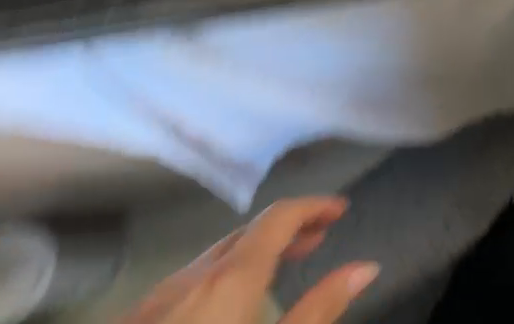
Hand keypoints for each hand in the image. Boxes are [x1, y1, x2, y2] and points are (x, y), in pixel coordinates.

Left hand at [122, 198, 376, 323]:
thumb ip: (319, 309)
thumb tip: (366, 266)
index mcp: (229, 279)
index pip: (277, 218)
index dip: (312, 206)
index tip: (340, 210)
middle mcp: (187, 280)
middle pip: (242, 234)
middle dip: (284, 229)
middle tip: (319, 238)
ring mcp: (147, 306)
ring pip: (207, 261)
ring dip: (249, 254)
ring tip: (277, 268)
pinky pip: (179, 288)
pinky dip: (215, 279)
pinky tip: (220, 307)